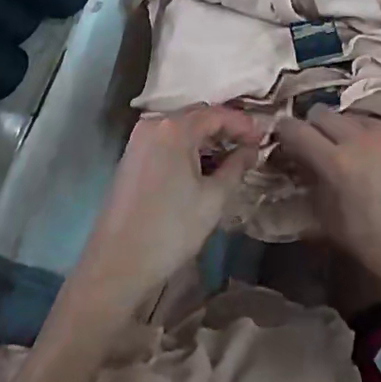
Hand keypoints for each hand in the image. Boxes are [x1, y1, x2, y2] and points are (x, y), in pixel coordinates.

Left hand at [77, 105, 260, 306]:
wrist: (116, 267)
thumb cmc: (170, 230)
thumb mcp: (213, 198)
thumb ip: (236, 166)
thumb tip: (251, 149)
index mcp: (174, 128)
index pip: (217, 113)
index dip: (244, 123)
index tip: (264, 137)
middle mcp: (153, 125)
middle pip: (198, 116)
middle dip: (225, 128)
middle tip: (250, 146)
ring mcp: (138, 141)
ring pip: (181, 128)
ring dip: (207, 139)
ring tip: (231, 157)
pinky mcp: (131, 158)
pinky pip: (167, 141)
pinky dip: (188, 148)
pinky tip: (203, 166)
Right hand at [274, 108, 380, 305]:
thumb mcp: (335, 226)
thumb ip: (314, 189)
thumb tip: (303, 168)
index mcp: (337, 163)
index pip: (296, 129)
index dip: (284, 133)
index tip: (284, 141)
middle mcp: (361, 137)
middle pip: (322, 113)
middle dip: (315, 128)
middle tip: (319, 149)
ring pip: (354, 115)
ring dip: (347, 130)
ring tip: (356, 154)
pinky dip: (377, 136)